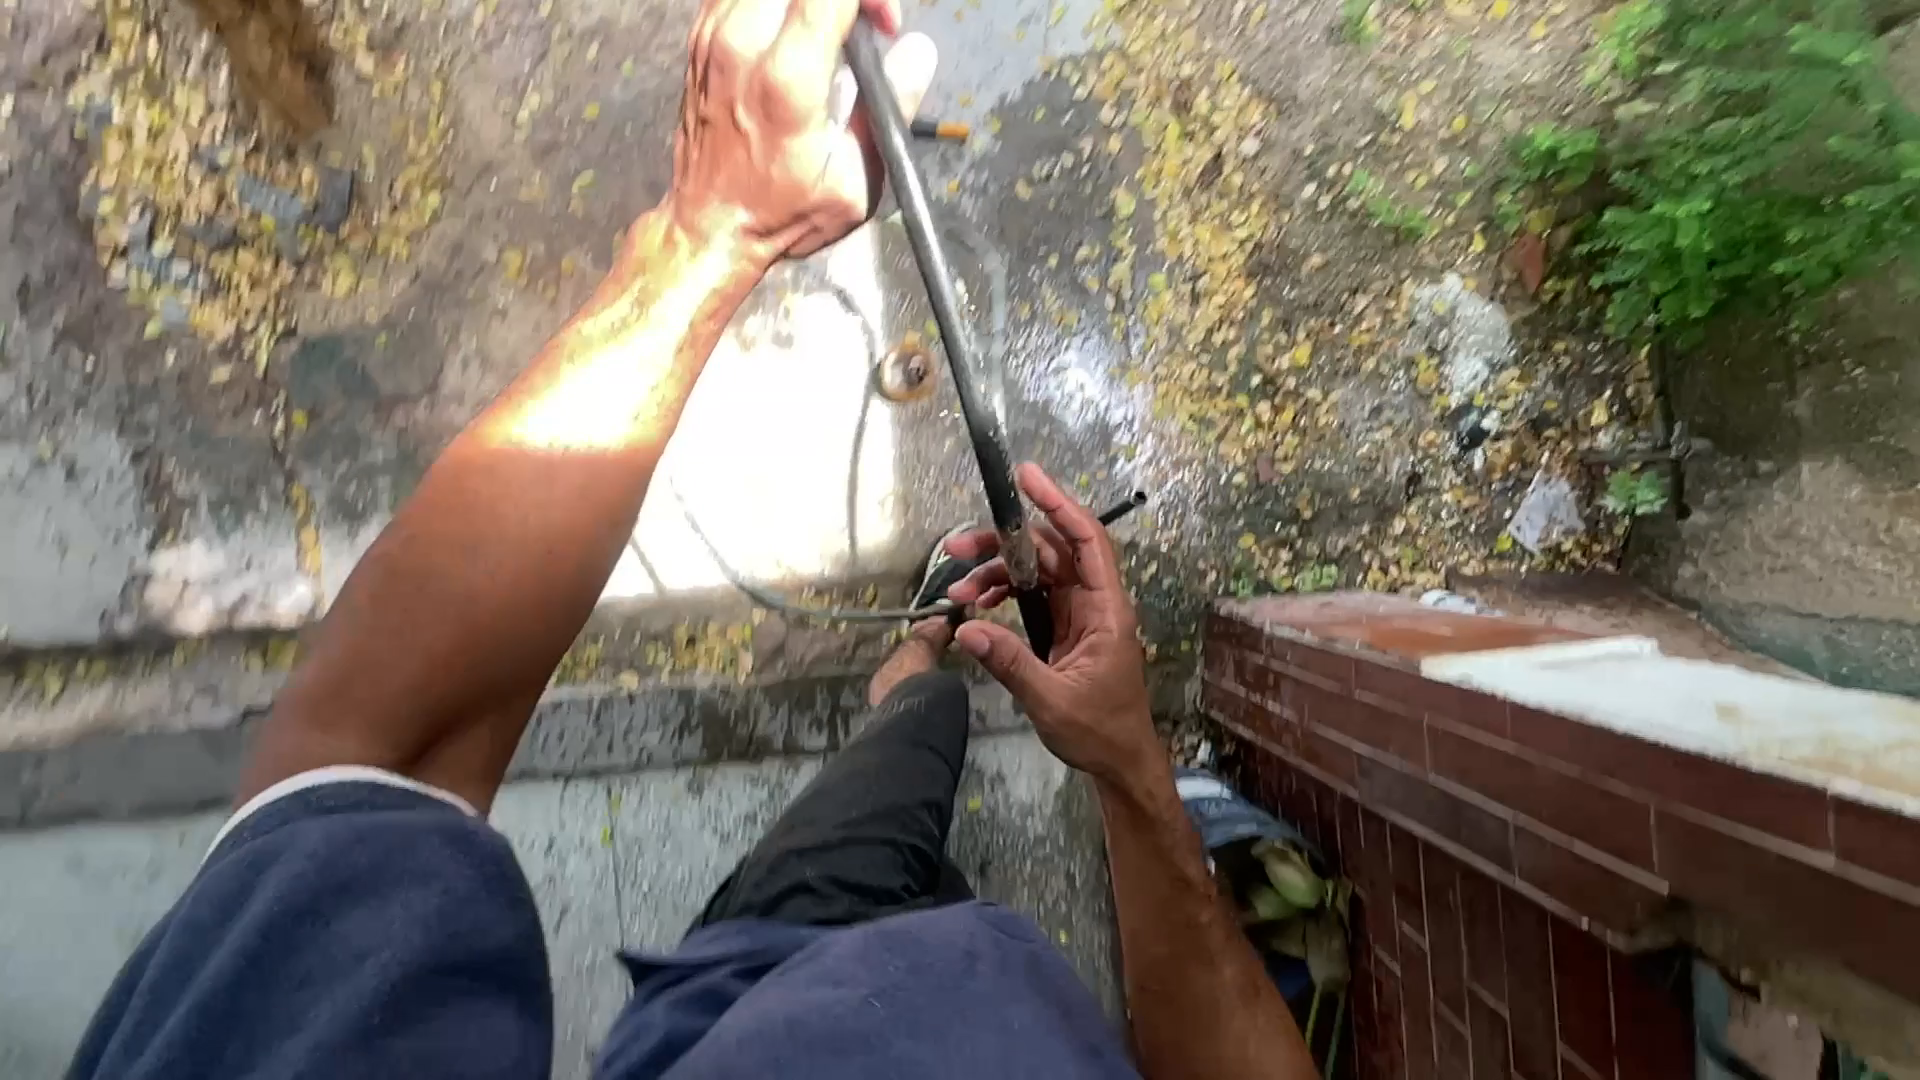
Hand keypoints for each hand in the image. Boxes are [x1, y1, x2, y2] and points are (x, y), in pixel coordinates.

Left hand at [666, 0, 935, 261]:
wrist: (711, 227)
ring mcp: (715, 36)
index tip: (885, 27)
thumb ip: (890, 112)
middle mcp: (743, 44)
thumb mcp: (855, 185)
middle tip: (859, 25)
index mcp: (787, 80)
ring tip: (827, 31)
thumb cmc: (782, 216)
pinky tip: (792, 36)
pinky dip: (776, 2)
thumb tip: (918, 53)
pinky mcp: (701, 39)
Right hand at [946, 465, 1161, 784]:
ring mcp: (1077, 613)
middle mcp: (1093, 602)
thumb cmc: (1099, 731)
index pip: (1086, 541)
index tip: (1026, 478)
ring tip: (957, 588)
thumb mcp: (1051, 700)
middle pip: (1050, 552)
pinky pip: (1031, 596)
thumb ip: (1010, 662)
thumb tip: (967, 629)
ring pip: (1035, 572)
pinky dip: (1003, 595)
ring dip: (996, 573)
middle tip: (956, 547)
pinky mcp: (1063, 627)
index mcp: (1106, 610)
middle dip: (1003, 544)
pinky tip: (977, 605)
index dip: (1058, 504)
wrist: (1118, 761)